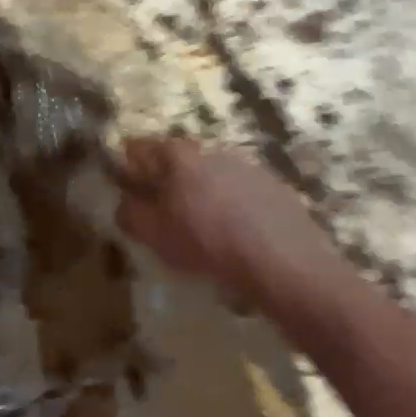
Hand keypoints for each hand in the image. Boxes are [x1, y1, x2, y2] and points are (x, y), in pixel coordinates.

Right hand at [114, 137, 339, 308]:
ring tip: (207, 228)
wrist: (289, 268)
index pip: (136, 148)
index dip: (129, 171)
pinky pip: (243, 191)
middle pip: (177, 159)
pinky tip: (239, 235)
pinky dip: (235, 206)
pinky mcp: (279, 188)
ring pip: (212, 175)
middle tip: (168, 214)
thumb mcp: (151, 234)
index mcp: (177, 153)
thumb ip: (127, 212)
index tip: (134, 196)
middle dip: (168, 181)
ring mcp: (250, 166)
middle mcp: (212, 149)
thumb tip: (126, 203)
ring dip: (203, 193)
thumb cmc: (207, 243)